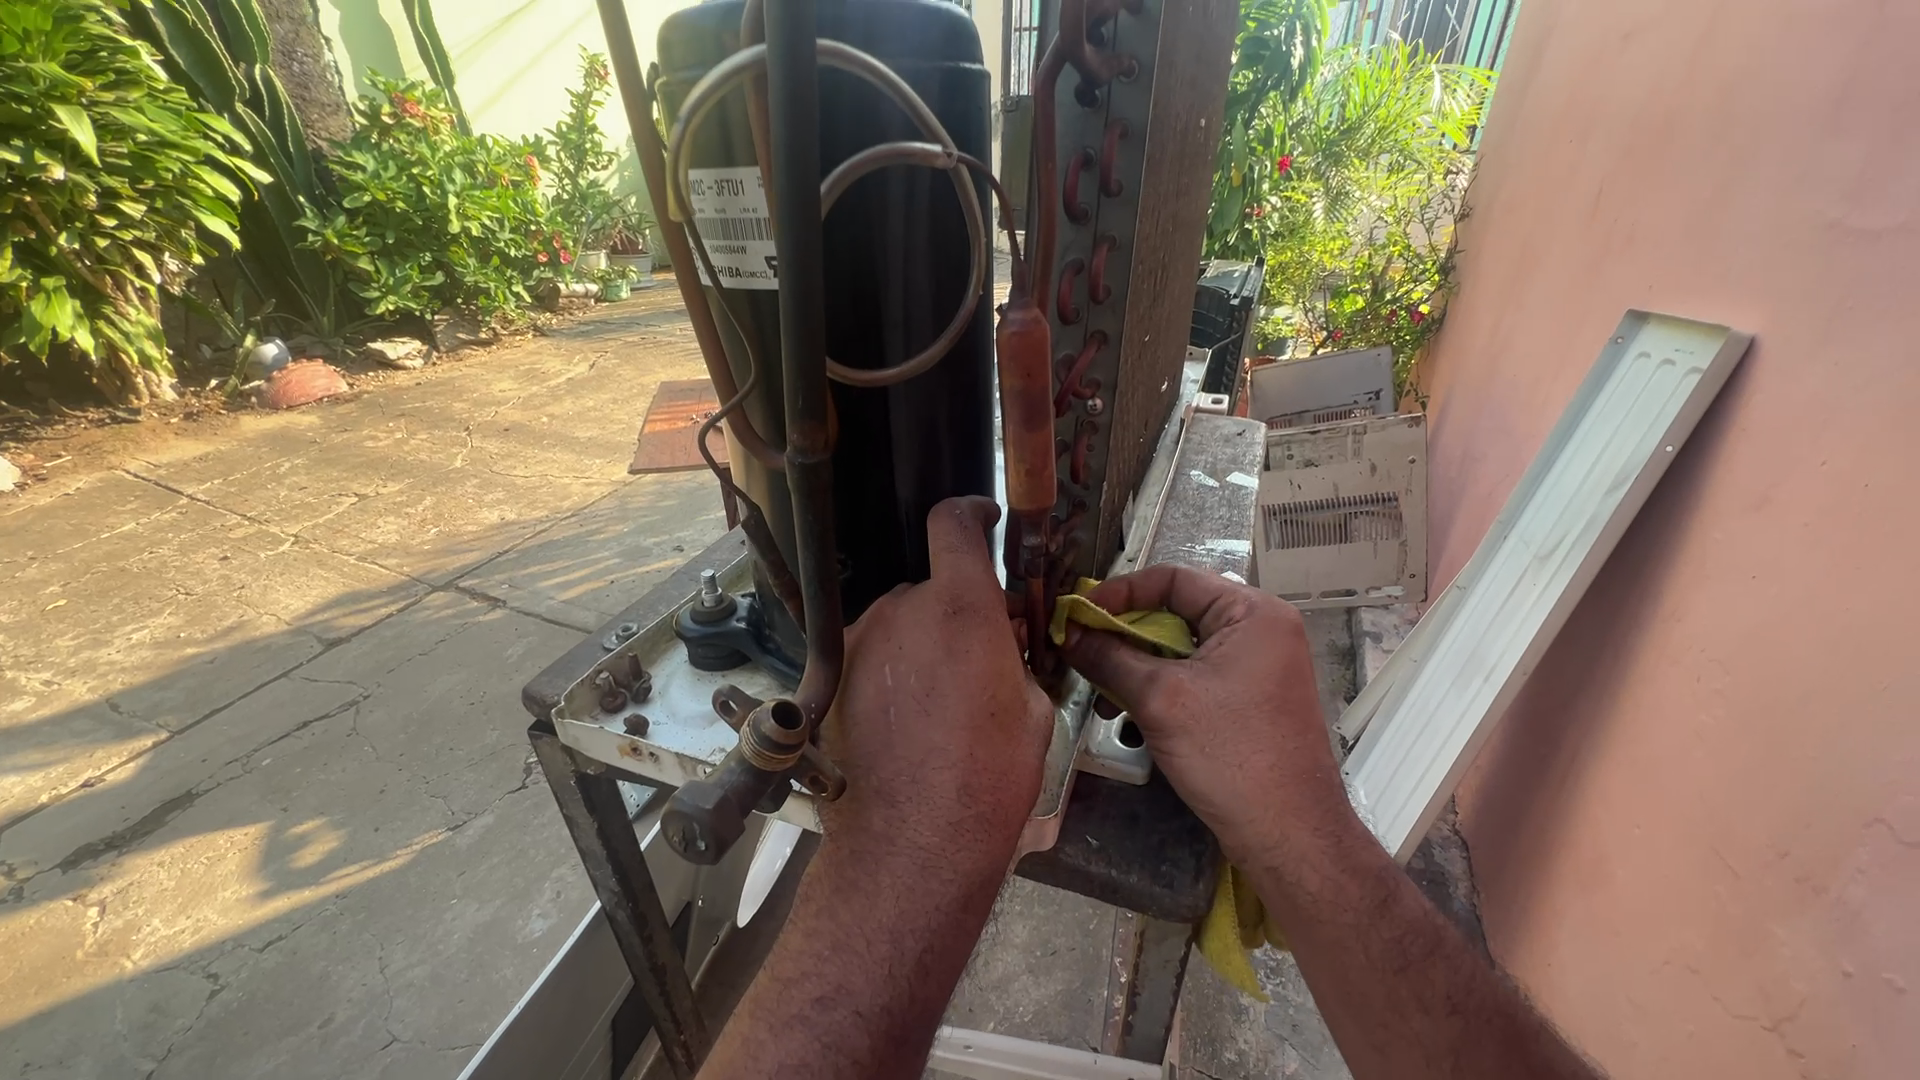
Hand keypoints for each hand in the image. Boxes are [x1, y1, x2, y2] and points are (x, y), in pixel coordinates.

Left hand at [818, 496, 1053, 873]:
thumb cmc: (989, 777)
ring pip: (898, 623)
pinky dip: (890, 671)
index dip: (971, 513)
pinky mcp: (835, 677)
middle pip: (928, 586)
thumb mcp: (1032, 710)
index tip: (984, 519)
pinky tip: (903, 719)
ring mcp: (860, 643)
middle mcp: (900, 610)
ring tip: (935, 701)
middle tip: (971, 661)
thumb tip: (998, 644)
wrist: (915, 840)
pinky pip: (871, 655)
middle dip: (952, 612)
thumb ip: (1012, 655)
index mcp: (959, 607)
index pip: (953, 523)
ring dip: (919, 644)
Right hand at [1060, 565, 1354, 868]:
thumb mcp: (1159, 698)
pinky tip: (1128, 709)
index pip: (1172, 578)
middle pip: (1175, 611)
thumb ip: (1110, 656)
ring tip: (1101, 691)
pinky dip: (1159, 685)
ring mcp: (1257, 665)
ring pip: (1180, 647)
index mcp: (1251, 612)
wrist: (1289, 834)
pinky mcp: (1249, 697)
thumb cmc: (1229, 754)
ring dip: (1136, 664)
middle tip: (1082, 651)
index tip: (1077, 614)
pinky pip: (1194, 674)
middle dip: (1123, 633)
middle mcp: (1260, 628)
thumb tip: (1069, 633)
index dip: (1119, 592)